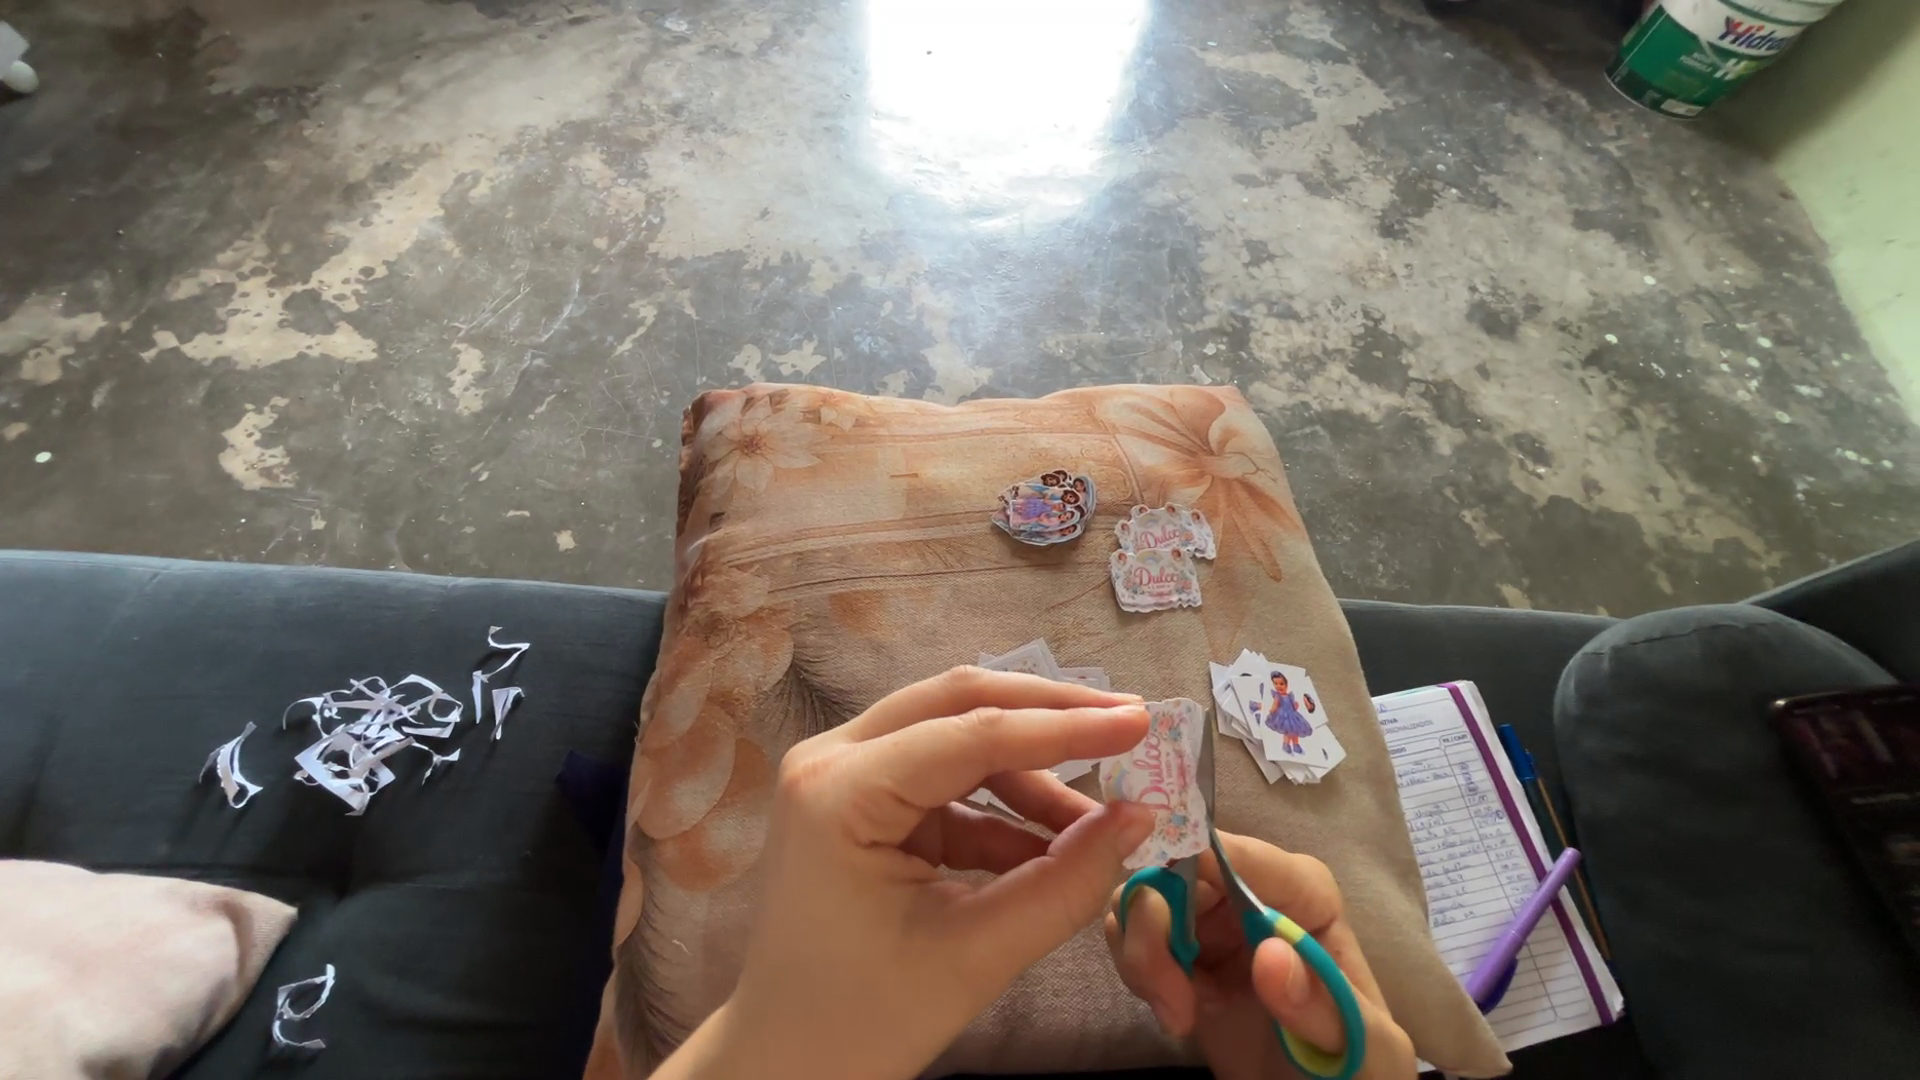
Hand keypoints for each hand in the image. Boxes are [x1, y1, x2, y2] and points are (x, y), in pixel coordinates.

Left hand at [657, 667, 1156, 1079]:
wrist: (782, 1063)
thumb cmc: (860, 1022)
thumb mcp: (974, 956)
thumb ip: (1065, 884)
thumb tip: (1139, 817)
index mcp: (839, 791)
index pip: (969, 734)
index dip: (1061, 728)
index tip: (1138, 723)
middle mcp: (833, 756)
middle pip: (958, 702)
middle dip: (1047, 715)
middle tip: (1127, 725)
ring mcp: (844, 770)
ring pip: (956, 731)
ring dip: (1030, 770)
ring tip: (1097, 817)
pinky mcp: (865, 794)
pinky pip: (948, 778)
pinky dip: (1003, 804)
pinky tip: (1054, 839)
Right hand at [1105, 832, 1416, 1079]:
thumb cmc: (1355, 1073)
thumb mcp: (1363, 1049)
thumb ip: (1323, 1004)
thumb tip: (1270, 953)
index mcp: (1300, 895)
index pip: (1244, 856)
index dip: (1198, 859)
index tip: (1167, 896)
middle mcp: (1244, 892)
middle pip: (1175, 866)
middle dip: (1158, 920)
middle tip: (1170, 990)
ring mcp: (1204, 921)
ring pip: (1141, 895)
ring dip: (1143, 953)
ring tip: (1174, 1014)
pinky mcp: (1173, 953)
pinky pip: (1128, 933)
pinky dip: (1135, 969)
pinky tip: (1171, 1016)